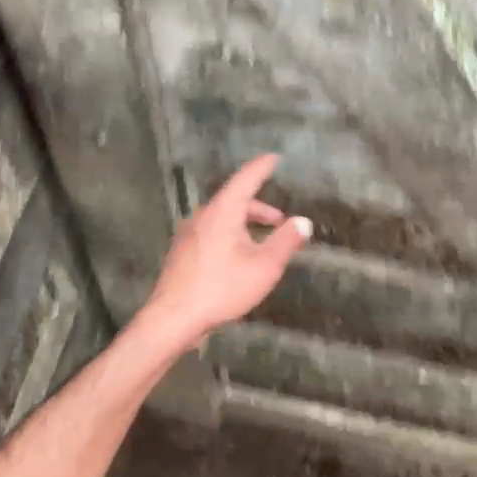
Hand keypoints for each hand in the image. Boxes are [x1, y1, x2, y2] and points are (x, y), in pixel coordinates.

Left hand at [141, 154, 312, 347]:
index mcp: (223, 211)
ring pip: (221, 219)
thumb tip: (303, 221)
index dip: (262, 167)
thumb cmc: (222, 287)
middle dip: (258, 207)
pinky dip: (230, 236)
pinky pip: (211, 233)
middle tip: (279, 220)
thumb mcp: (264, 266)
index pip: (245, 179)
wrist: (172, 318)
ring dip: (244, 224)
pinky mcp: (182, 253)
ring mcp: (188, 234)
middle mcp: (202, 216)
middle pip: (233, 201)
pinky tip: (238, 260)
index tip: (274, 158)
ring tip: (262, 243)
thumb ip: (286, 241)